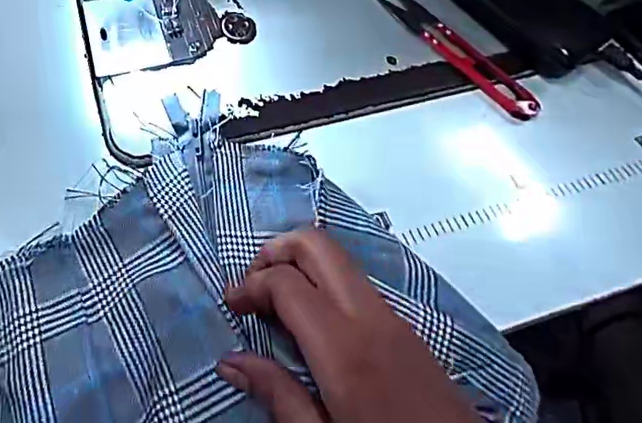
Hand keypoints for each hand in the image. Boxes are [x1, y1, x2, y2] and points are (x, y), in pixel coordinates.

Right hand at [217, 229, 479, 422]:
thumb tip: (231, 361)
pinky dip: (326, 281)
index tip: (233, 305)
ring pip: (339, 258)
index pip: (284, 280)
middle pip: (315, 244)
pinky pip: (358, 284)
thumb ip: (279, 396)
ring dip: (302, 263)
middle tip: (254, 284)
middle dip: (276, 250)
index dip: (250, 285)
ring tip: (280, 302)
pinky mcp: (410, 333)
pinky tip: (316, 322)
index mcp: (344, 348)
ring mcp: (395, 321)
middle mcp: (370, 319)